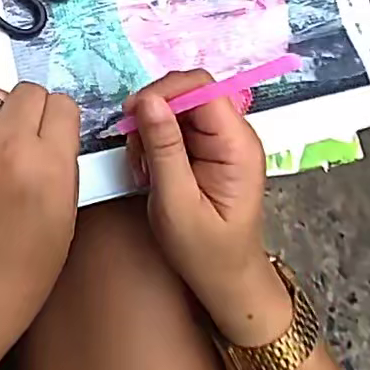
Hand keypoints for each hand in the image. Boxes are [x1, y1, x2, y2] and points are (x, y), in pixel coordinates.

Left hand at [0, 83, 79, 361]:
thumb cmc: (20, 274)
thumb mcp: (63, 220)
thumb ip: (62, 167)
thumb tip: (56, 135)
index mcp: (49, 165)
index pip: (63, 106)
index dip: (61, 120)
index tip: (56, 135)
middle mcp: (9, 142)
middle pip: (30, 91)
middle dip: (34, 110)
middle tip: (29, 138)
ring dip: (2, 116)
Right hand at [125, 70, 291, 346]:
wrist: (225, 282)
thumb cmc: (205, 252)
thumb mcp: (176, 203)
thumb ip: (163, 148)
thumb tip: (146, 100)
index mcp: (237, 145)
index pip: (202, 88)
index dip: (164, 91)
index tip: (133, 114)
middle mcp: (232, 134)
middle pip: (187, 91)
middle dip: (153, 110)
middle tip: (134, 144)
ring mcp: (219, 139)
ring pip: (174, 106)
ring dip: (149, 128)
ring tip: (143, 166)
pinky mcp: (204, 147)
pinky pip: (172, 124)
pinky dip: (152, 139)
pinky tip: (149, 168)